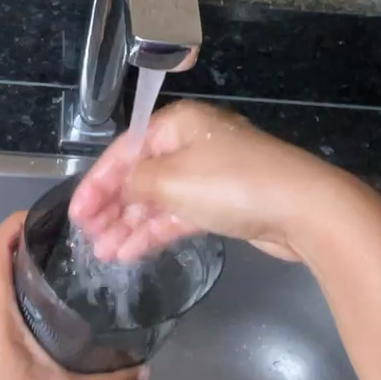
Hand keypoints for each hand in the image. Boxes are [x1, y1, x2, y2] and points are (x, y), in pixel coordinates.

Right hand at [68, 100, 354, 261]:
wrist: (304, 209)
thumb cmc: (231, 184)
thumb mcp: (170, 180)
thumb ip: (134, 184)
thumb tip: (120, 189)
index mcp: (178, 124)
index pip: (125, 151)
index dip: (97, 183)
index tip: (76, 214)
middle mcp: (192, 144)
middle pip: (140, 176)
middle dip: (112, 208)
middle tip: (86, 237)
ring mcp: (209, 175)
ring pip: (158, 200)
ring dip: (130, 226)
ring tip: (103, 254)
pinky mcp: (223, 204)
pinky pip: (179, 215)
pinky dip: (155, 232)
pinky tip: (131, 252)